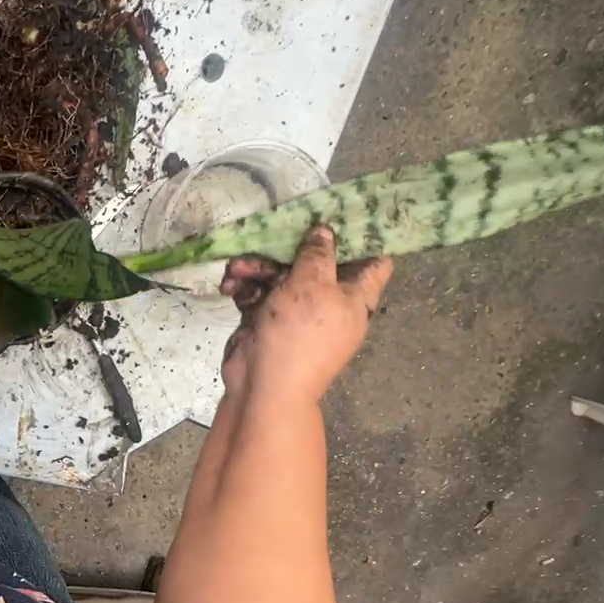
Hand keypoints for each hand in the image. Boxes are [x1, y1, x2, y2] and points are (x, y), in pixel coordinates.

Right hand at [218, 225, 390, 404]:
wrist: (263, 386)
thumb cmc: (299, 336)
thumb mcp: (313, 286)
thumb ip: (318, 254)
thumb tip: (324, 232)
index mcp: (354, 296)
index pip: (374, 262)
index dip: (362, 238)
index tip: (343, 216)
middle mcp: (327, 302)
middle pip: (315, 263)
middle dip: (289, 250)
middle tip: (268, 239)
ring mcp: (293, 313)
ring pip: (279, 277)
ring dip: (255, 268)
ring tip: (235, 269)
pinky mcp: (264, 321)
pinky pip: (257, 295)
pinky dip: (243, 288)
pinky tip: (229, 286)